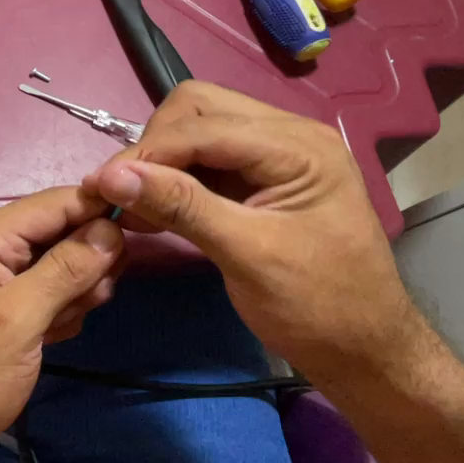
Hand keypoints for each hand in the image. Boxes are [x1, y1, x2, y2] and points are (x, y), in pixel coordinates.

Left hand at [0, 187, 123, 462]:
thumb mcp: (17, 321)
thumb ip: (63, 271)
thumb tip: (111, 229)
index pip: (56, 202)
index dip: (100, 209)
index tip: (144, 229)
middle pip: (65, 230)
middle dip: (89, 262)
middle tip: (90, 299)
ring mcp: (3, 281)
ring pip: (66, 265)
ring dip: (78, 293)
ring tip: (62, 325)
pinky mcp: (13, 310)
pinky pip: (55, 295)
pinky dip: (64, 314)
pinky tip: (53, 340)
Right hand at [81, 81, 424, 382]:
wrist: (364, 352)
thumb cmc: (317, 306)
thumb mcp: (246, 255)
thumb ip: (180, 206)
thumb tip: (111, 176)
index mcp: (298, 146)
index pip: (203, 126)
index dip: (148, 153)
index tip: (99, 188)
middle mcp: (288, 135)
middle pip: (198, 110)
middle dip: (154, 147)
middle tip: (122, 193)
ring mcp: (275, 155)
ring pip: (197, 130)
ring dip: (160, 162)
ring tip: (129, 205)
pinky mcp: (261, 179)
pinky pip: (205, 160)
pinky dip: (173, 179)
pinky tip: (149, 211)